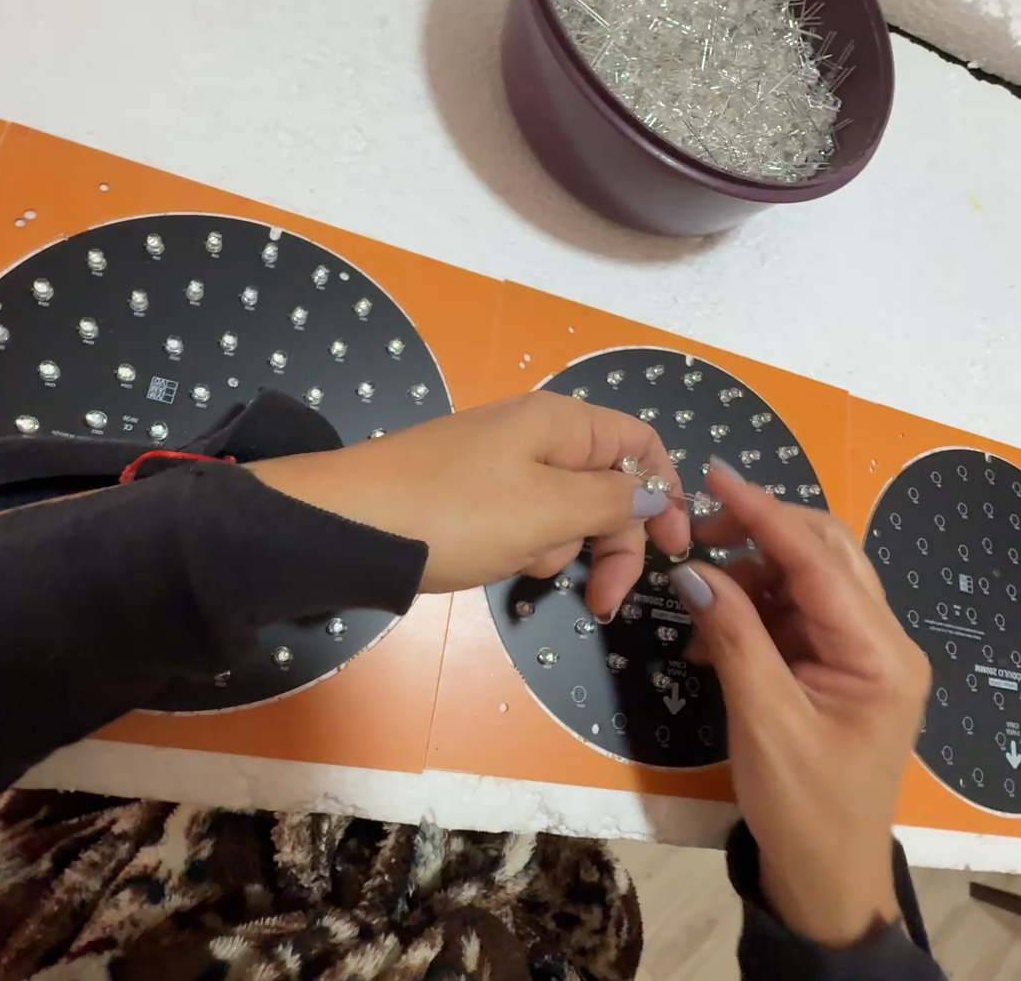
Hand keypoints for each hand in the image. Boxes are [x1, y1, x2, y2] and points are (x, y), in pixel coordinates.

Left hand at [247, 392, 691, 611]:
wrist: (347, 526)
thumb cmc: (456, 512)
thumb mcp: (547, 507)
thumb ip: (613, 499)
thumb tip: (658, 493)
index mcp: (561, 421)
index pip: (640, 442)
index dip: (666, 491)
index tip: (674, 550)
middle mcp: (537, 434)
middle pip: (606, 484)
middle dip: (610, 539)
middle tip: (602, 599)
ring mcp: (502, 465)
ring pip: (564, 511)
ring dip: (556, 546)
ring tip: (516, 561)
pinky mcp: (474, 495)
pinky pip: (523, 521)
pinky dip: (520, 546)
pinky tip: (492, 560)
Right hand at [668, 458, 929, 945]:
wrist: (826, 873)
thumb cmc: (802, 805)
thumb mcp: (762, 718)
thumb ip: (732, 635)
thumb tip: (692, 570)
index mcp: (880, 653)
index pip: (817, 559)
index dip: (763, 512)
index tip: (716, 477)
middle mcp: (882, 638)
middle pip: (823, 551)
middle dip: (759, 532)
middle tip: (697, 534)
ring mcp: (861, 648)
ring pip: (806, 575)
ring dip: (751, 572)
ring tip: (701, 596)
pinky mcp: (837, 660)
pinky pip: (793, 608)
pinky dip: (752, 605)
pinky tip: (716, 628)